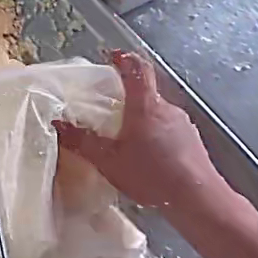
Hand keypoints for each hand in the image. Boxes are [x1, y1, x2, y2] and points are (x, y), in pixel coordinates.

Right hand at [55, 50, 240, 217]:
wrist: (199, 200)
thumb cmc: (151, 175)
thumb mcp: (107, 160)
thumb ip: (81, 140)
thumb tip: (58, 124)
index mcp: (145, 106)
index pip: (136, 68)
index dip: (123, 58)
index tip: (111, 56)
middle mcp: (167, 109)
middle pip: (145, 91)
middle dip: (125, 96)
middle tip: (105, 108)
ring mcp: (183, 125)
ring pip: (156, 112)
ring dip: (139, 117)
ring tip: (122, 135)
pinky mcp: (192, 142)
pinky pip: (167, 128)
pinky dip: (152, 133)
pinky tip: (144, 154)